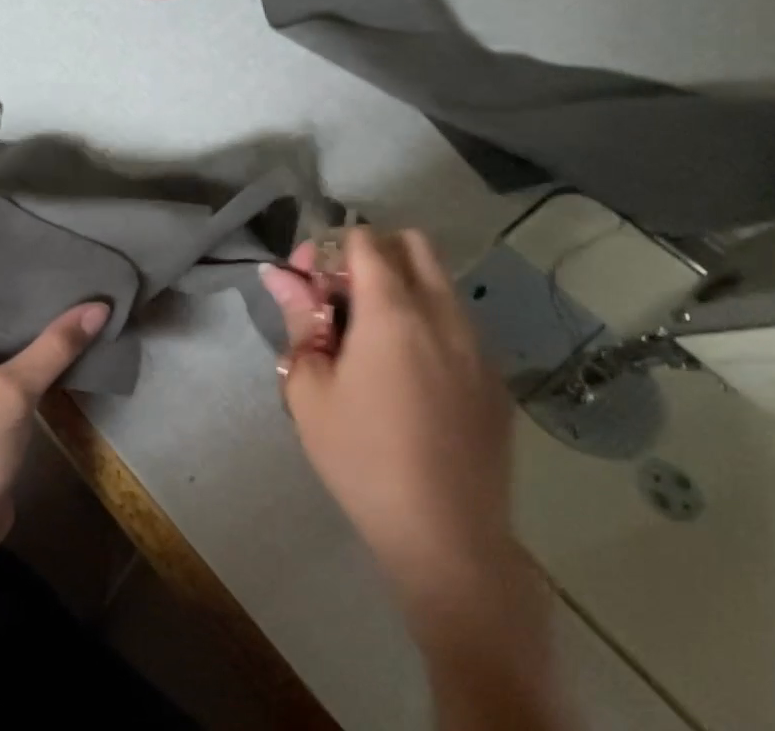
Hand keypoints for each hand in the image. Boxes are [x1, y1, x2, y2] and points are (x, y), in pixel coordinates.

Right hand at [259, 228, 518, 598]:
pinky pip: (458, 325)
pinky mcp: (494, 379)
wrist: (444, 530)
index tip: (304, 282)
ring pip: (440, 284)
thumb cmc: (358, 455)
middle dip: (370, 254)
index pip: (366, 243)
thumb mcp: (309, 387)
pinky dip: (426, 323)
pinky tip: (401, 375)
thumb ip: (300, 321)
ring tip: (363, 339)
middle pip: (414, 247)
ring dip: (399, 287)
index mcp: (393, 314)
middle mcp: (444, 316)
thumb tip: (280, 275)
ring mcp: (478, 347)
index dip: (328, 249)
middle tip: (334, 297)